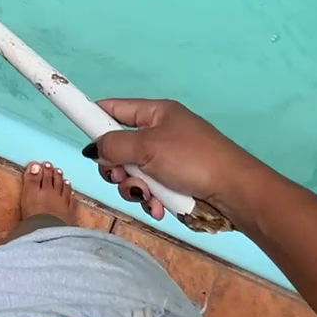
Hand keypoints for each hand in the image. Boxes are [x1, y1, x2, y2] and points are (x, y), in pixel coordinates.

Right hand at [89, 99, 269, 220]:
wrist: (238, 193)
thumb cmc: (193, 160)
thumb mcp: (148, 147)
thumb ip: (114, 145)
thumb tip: (95, 148)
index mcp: (156, 114)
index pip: (114, 108)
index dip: (94, 117)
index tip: (78, 130)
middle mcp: (160, 134)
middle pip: (119, 147)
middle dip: (116, 166)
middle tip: (122, 176)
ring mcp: (168, 160)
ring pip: (132, 172)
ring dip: (134, 187)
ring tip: (147, 195)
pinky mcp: (175, 183)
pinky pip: (149, 189)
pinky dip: (149, 199)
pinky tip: (158, 207)